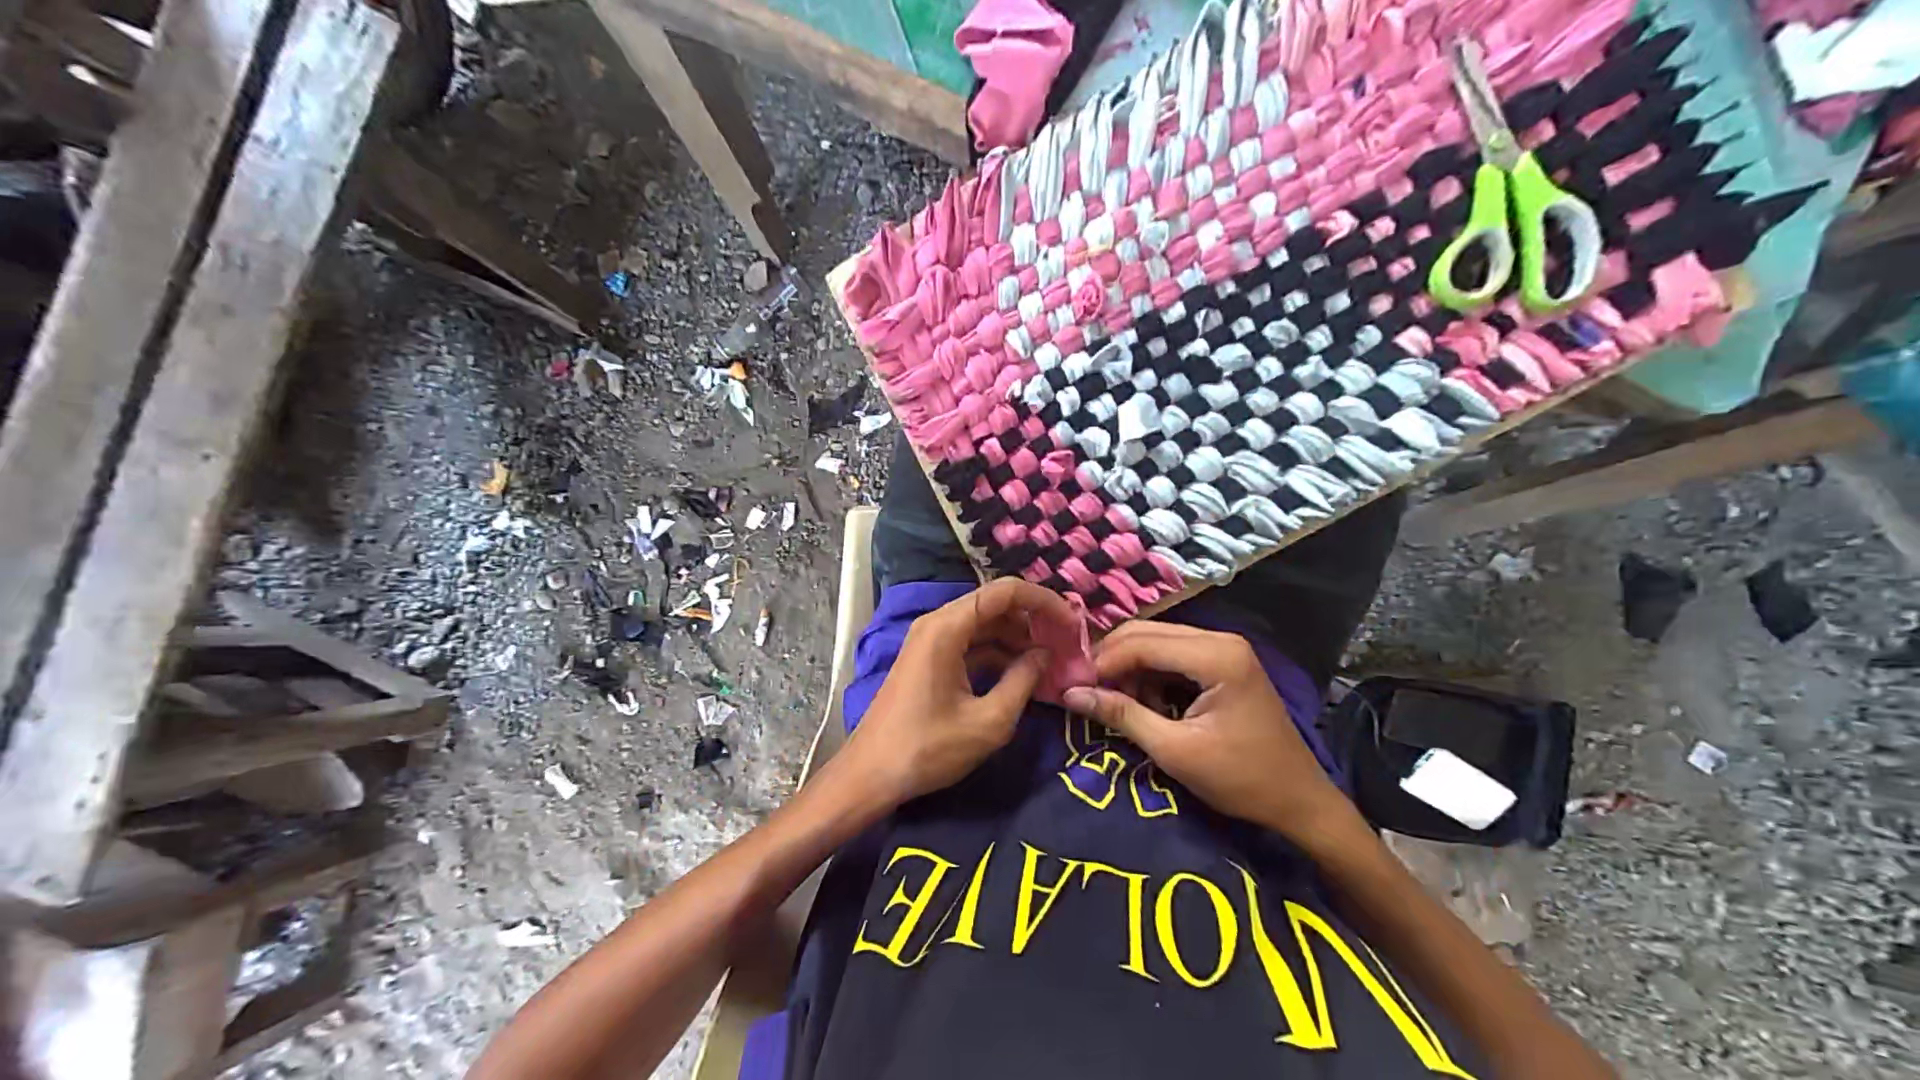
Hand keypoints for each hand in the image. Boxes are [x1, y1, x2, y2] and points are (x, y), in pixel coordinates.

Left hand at [839, 578, 1077, 807]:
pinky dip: (999, 655)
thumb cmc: (927, 749)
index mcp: (946, 628)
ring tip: (1052, 664)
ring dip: (1019, 640)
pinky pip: (972, 645)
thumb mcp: (988, 721)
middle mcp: (937, 624)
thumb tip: (1045, 655)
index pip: (1004, 592)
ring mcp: (932, 642)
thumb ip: (1023, 681)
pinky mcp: (931, 661)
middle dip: (1034, 622)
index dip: (1044, 601)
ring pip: (986, 626)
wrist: (871, 776)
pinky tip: (1024, 676)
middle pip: (995, 606)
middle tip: (1069, 647)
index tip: (1073, 624)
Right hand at [1063, 622, 1359, 843]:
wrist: (1299, 801)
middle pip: (1146, 633)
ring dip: (1129, 669)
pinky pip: (1171, 656)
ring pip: (1155, 642)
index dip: (1101, 663)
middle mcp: (1219, 640)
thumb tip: (1070, 694)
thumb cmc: (1241, 779)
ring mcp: (1223, 649)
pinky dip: (1148, 675)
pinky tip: (1141, 704)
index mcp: (1216, 655)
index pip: (1140, 643)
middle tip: (1084, 691)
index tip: (1071, 688)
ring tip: (1113, 703)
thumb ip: (1122, 715)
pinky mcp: (1221, 662)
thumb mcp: (1175, 750)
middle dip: (1111, 661)